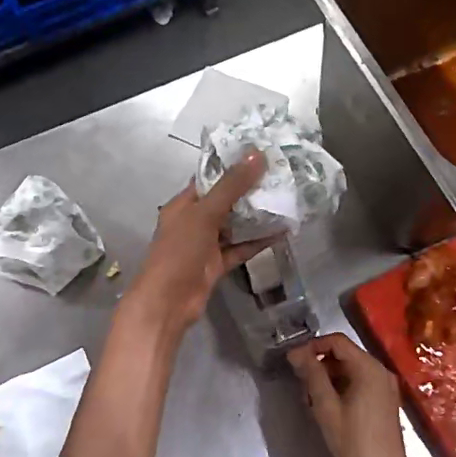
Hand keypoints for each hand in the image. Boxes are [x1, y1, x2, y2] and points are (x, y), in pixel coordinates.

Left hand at [125, 149, 270, 334]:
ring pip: (235, 225)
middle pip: (226, 201)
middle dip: (250, 190)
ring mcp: (206, 244)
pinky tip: (281, 231)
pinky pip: (240, 248)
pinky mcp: (217, 264)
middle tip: (282, 175)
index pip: (210, 178)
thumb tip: (257, 154)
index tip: (261, 153)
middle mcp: (194, 221)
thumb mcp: (205, 213)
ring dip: (257, 216)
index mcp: (184, 204)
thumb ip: (231, 186)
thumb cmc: (180, 252)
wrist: (168, 302)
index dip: (233, 165)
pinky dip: (258, 241)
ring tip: (286, 199)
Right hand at [288, 333, 417, 456]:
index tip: (295, 362)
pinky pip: (360, 381)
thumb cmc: (354, 441)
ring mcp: (385, 385)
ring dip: (329, 378)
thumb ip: (312, 376)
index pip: (337, 341)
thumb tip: (296, 352)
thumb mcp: (327, 407)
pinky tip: (328, 407)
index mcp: (368, 368)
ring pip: (350, 369)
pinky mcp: (385, 398)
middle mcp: (380, 370)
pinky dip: (342, 387)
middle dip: (320, 365)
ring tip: (312, 401)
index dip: (313, 347)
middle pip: (344, 354)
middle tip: (301, 386)